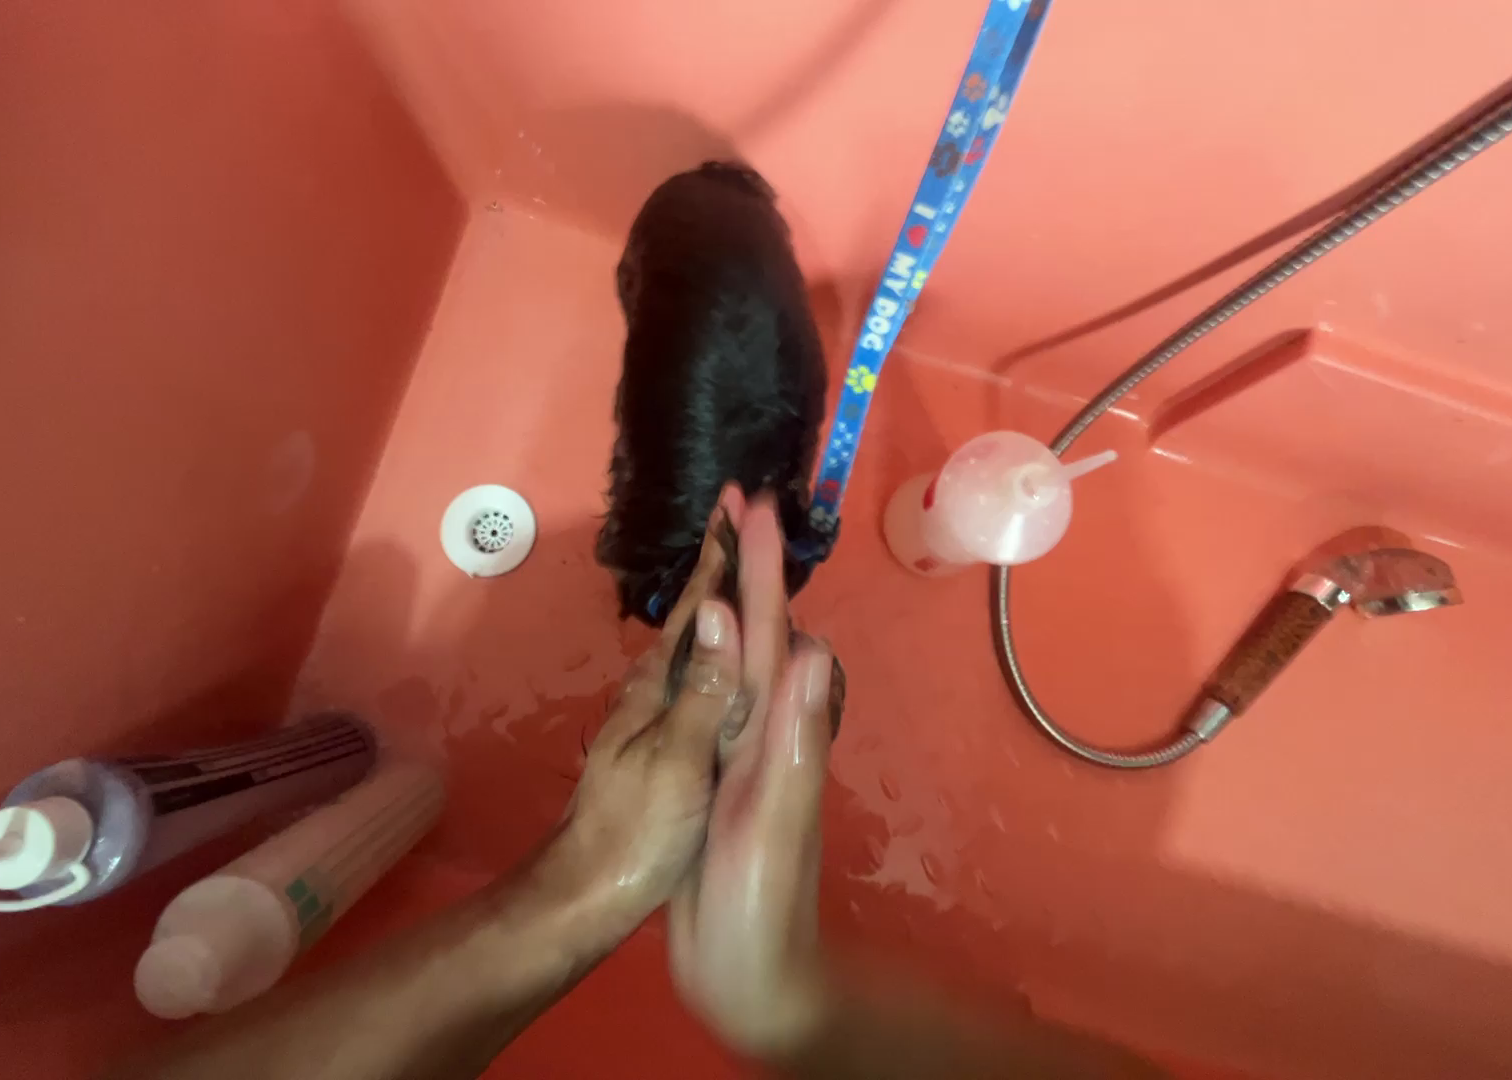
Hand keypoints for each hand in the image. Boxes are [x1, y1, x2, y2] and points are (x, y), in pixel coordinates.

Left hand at [534, 489, 750, 943]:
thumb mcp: (676, 761)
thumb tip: (725, 611)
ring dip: (721, 605)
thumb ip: (705, 691)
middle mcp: (655, 688)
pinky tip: (733, 658)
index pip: (696, 605)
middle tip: (751, 527)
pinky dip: (722, 651)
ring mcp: (657, 714)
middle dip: (722, 568)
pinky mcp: (664, 740)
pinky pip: (701, 679)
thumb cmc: (635, 828)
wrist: (587, 892)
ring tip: (749, 576)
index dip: (718, 555)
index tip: (736, 503)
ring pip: (698, 646)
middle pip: (696, 616)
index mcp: (659, 684)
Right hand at [669, 499, 836, 1057]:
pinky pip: (719, 688)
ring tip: (719, 549)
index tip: (755, 504)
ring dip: (735, 596)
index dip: (764, 568)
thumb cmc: (759, 908)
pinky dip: (711, 649)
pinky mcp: (721, 765)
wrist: (750, 973)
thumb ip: (794, 743)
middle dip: (751, 563)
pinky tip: (698, 640)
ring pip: (743, 652)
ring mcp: (745, 743)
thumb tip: (813, 648)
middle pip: (762, 628)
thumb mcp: (775, 825)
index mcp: (779, 726)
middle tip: (734, 505)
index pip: (776, 630)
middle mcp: (768, 722)